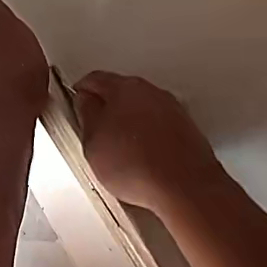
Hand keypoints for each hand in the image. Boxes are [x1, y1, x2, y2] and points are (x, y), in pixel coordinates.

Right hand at [72, 72, 225, 211]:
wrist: (183, 187)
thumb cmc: (140, 165)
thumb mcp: (92, 142)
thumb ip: (86, 115)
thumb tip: (86, 105)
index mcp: (125, 88)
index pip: (95, 79)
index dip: (82, 92)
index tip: (78, 103)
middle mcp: (153, 93)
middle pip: (123, 93)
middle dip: (109, 109)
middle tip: (97, 133)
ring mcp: (174, 111)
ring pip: (144, 111)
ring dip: (132, 124)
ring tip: (122, 154)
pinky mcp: (188, 131)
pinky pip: (162, 129)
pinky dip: (152, 138)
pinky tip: (145, 160)